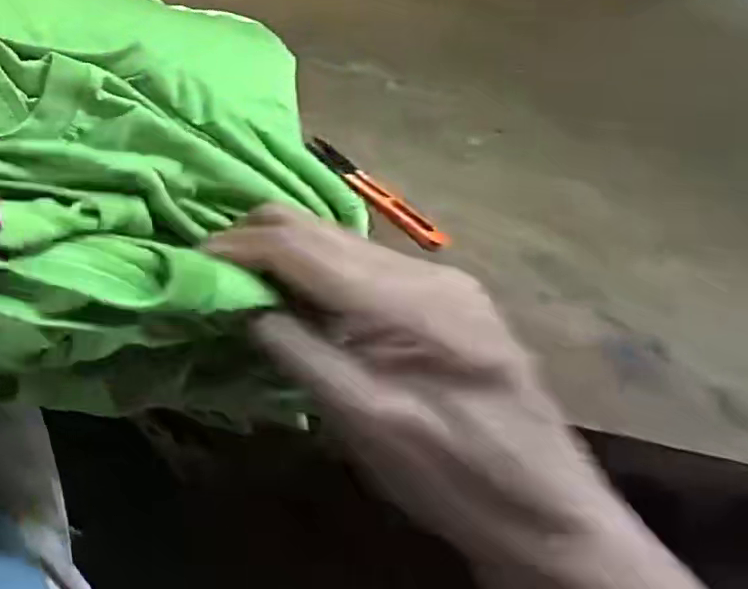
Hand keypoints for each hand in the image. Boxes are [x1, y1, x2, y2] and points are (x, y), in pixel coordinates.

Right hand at [205, 206, 699, 588]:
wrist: (556, 522)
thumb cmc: (456, 479)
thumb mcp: (363, 420)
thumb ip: (294, 348)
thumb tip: (237, 299)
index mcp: (412, 304)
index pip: (299, 247)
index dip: (236, 248)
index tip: (190, 261)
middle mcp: (423, 272)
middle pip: (310, 225)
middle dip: (249, 239)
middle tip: (209, 270)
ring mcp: (432, 276)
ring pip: (325, 232)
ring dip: (274, 249)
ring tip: (239, 280)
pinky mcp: (432, 290)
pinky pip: (347, 255)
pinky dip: (304, 263)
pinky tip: (290, 293)